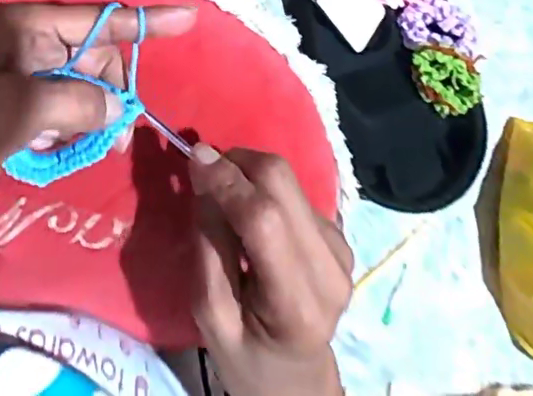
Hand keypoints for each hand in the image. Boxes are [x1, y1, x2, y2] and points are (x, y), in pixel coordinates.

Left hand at [0, 2, 197, 206]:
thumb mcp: (22, 109)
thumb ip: (79, 101)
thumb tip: (116, 109)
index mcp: (28, 26)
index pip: (98, 19)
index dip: (143, 21)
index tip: (188, 19)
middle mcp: (31, 43)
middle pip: (96, 55)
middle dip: (112, 88)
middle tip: (119, 129)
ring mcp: (26, 74)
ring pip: (85, 85)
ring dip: (96, 113)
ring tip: (95, 144)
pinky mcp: (22, 106)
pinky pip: (68, 108)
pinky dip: (77, 126)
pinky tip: (67, 146)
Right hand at [190, 145, 353, 395]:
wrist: (298, 379)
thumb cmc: (246, 354)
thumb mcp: (210, 313)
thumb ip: (208, 243)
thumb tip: (204, 173)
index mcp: (296, 303)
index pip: (263, 218)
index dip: (226, 180)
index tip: (192, 158)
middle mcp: (329, 269)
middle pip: (280, 181)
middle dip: (236, 163)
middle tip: (205, 173)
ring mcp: (340, 250)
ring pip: (287, 179)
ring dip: (248, 174)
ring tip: (226, 198)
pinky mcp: (339, 236)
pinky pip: (293, 190)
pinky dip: (263, 188)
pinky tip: (252, 216)